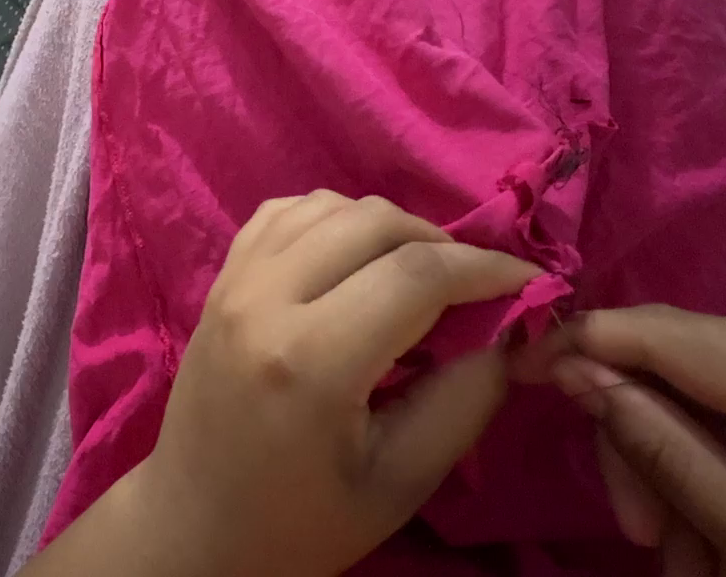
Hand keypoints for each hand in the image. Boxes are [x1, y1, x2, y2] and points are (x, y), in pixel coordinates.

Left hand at [28, 190, 538, 576]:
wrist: (195, 518)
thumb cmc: (301, 519)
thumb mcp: (400, 480)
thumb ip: (463, 397)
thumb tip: (508, 327)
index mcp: (309, 359)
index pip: (414, 275)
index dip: (486, 268)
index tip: (530, 281)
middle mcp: (263, 298)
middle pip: (371, 221)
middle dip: (440, 242)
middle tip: (474, 284)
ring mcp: (233, 280)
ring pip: (325, 205)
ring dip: (384, 224)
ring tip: (416, 271)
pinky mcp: (219, 277)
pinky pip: (281, 212)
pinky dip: (329, 217)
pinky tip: (351, 255)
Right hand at [538, 306, 725, 576]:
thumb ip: (670, 455)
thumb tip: (571, 373)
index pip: (663, 332)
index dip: (578, 341)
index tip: (515, 371)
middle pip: (673, 352)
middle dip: (634, 429)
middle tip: (635, 525)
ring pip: (700, 373)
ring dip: (670, 449)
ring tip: (677, 545)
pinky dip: (713, 450)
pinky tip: (715, 519)